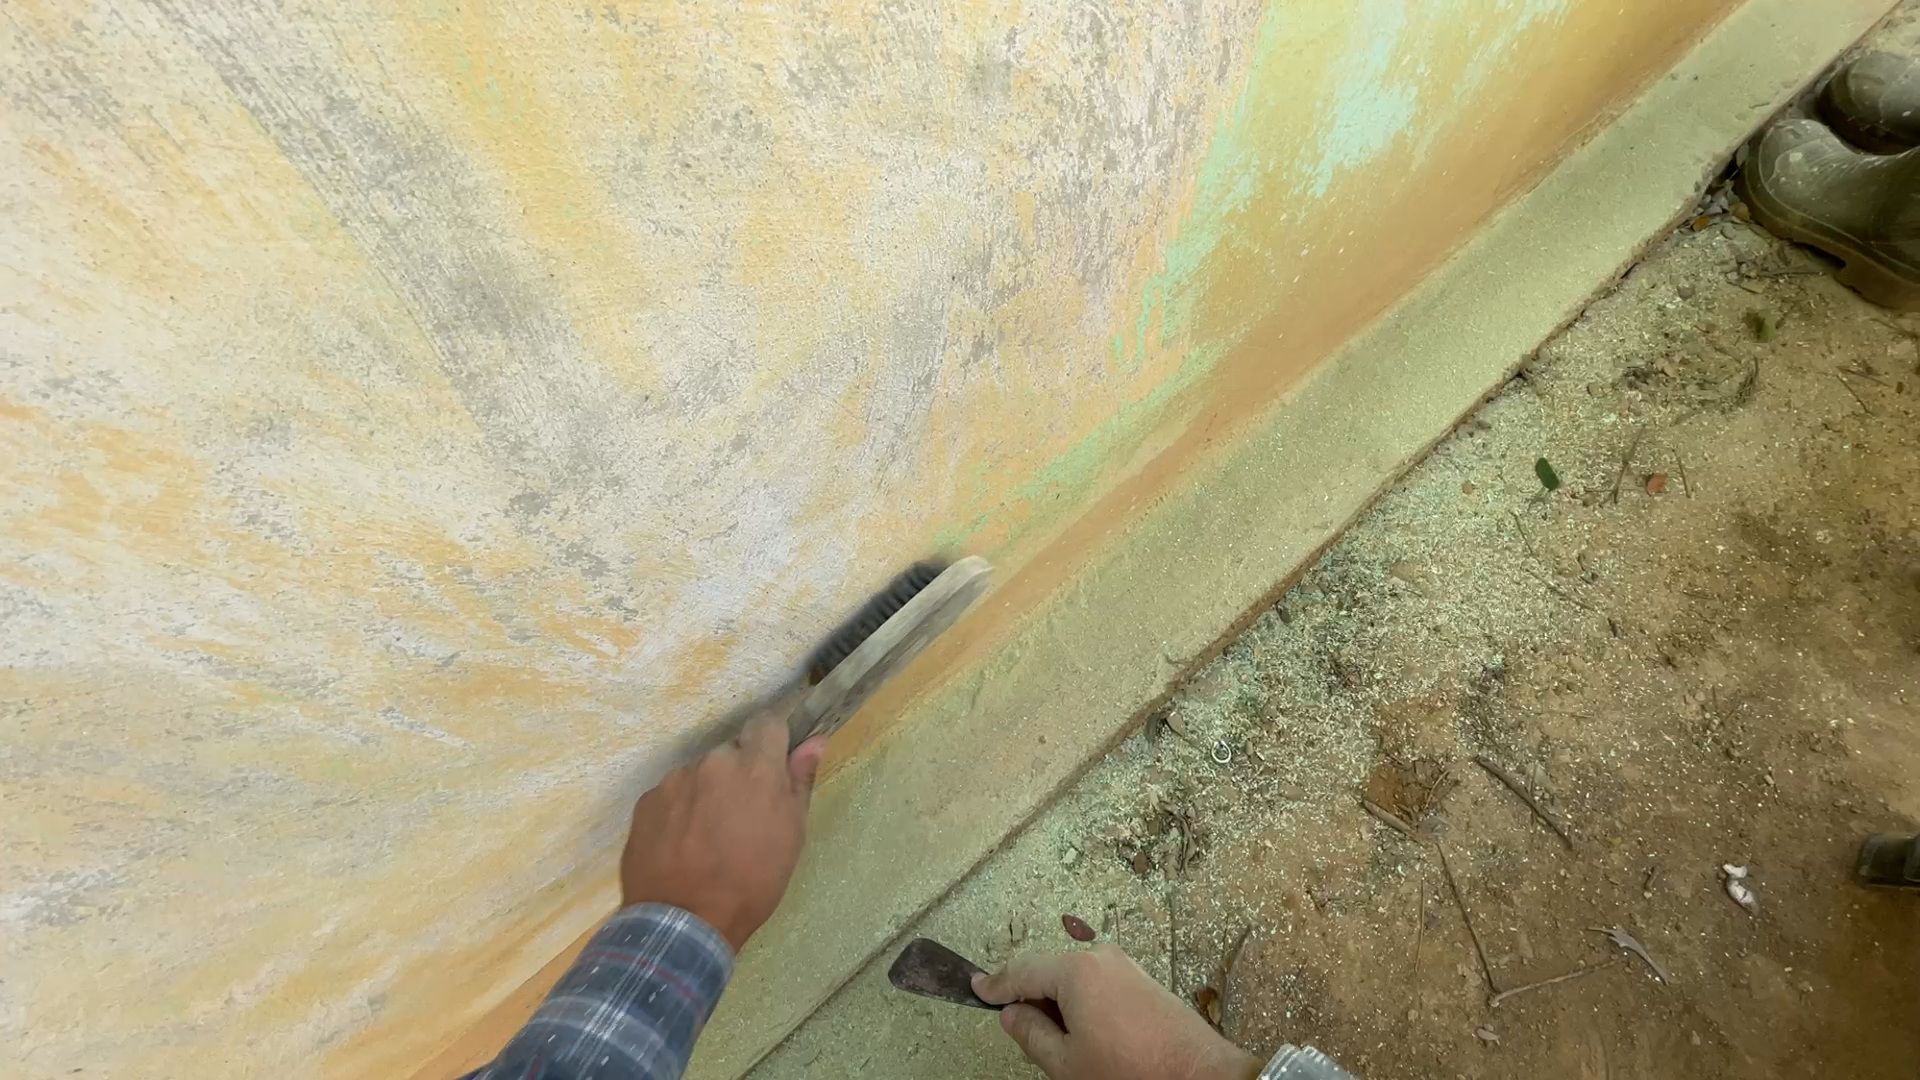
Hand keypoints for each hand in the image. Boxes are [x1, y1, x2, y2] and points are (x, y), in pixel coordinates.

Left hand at [619, 713, 827, 950]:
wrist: (684, 925)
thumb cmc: (753, 881)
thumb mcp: (792, 834)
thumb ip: (800, 780)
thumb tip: (815, 741)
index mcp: (756, 767)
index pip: (767, 723)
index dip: (772, 742)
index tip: (772, 766)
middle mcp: (715, 762)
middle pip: (732, 751)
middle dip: (738, 772)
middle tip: (740, 814)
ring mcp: (676, 780)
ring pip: (700, 773)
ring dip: (708, 791)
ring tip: (707, 835)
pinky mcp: (647, 801)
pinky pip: (672, 794)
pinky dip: (680, 810)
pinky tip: (682, 843)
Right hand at [972, 945, 1261, 1079]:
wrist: (1201, 1079)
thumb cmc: (1130, 1075)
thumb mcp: (1068, 1064)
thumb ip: (1032, 1035)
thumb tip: (1011, 1014)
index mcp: (1075, 970)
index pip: (1023, 970)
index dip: (996, 983)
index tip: (975, 987)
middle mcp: (1098, 956)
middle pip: (1049, 967)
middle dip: (1028, 991)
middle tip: (1010, 1016)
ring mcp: (1124, 964)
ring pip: (1074, 974)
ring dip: (1056, 997)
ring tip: (1049, 1032)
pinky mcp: (1142, 979)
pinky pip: (1097, 980)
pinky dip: (1080, 998)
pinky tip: (1080, 1025)